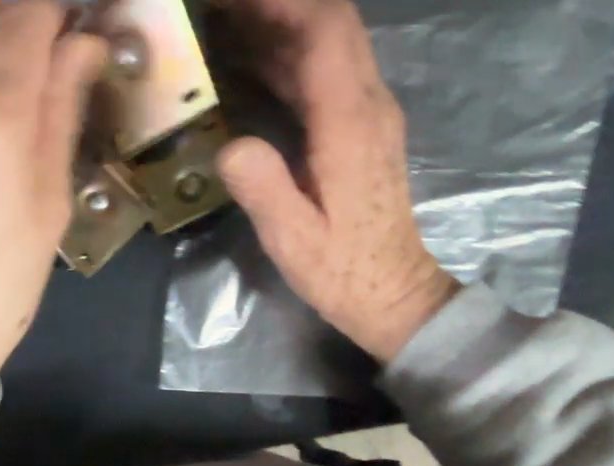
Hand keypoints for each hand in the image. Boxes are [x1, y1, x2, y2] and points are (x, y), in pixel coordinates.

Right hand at [214, 0, 457, 363]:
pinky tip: (249, 59)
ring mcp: (367, 112)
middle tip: (222, 6)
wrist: (391, 290)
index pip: (324, 32)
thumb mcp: (293, 238)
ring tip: (226, 21)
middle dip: (279, 4)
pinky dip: (288, 53)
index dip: (283, 3)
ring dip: (281, 23)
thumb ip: (264, 188)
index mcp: (350, 124)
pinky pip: (325, 70)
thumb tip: (229, 145)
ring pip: (329, 42)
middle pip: (331, 23)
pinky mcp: (359, 127)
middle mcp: (366, 103)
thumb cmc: (341, 270)